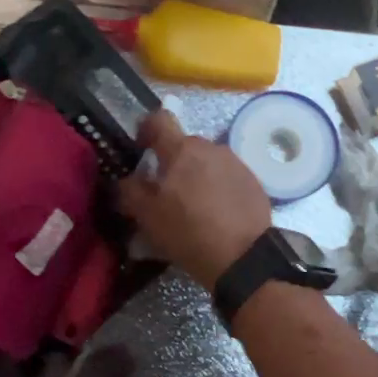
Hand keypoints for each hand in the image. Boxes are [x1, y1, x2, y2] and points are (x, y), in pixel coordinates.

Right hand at [117, 110, 271, 290]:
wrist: (244, 257)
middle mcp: (210, 147)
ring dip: (195, 176)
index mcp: (181, 150)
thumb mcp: (147, 216)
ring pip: (206, 161)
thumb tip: (124, 180)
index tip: (141, 148)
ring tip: (192, 207)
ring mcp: (235, 163)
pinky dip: (216, 189)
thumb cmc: (188, 232)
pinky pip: (226, 177)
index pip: (159, 119)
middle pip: (183, 145)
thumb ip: (130, 192)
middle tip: (164, 192)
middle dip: (172, 163)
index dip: (146, 128)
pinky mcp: (253, 181)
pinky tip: (215, 215)